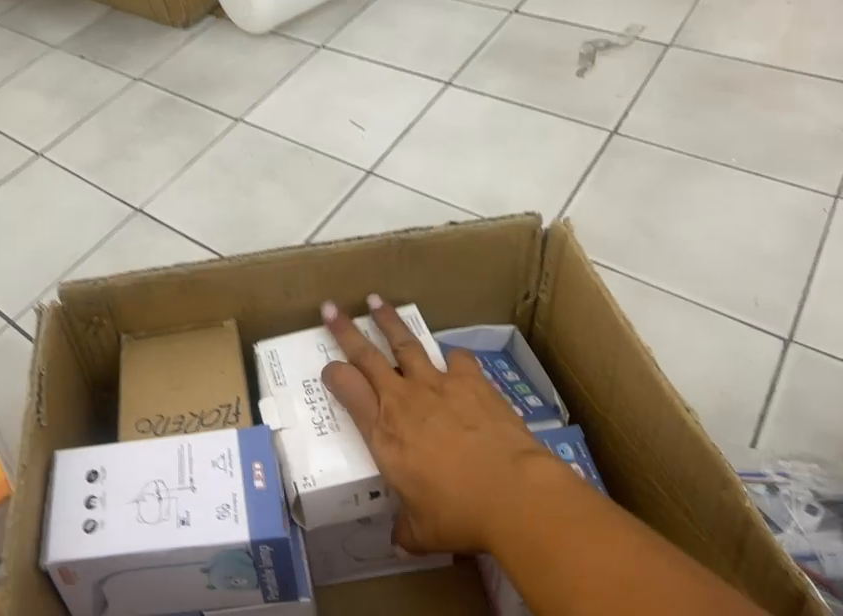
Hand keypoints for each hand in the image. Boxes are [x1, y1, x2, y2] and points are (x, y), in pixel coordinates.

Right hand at [319, 295, 554, 555]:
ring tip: (376, 302)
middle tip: (330, 308)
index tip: (328, 369)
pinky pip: (457, 360)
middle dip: (345, 329)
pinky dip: (452, 357)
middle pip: (365, 354)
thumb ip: (408, 528)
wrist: (514, 494)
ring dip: (389, 322)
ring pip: (405, 343)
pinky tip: (452, 356)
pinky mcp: (473, 383)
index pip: (345, 389)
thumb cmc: (459, 515)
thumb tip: (400, 540)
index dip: (332, 375)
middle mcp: (402, 398)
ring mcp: (438, 386)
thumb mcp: (424, 531)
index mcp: (382, 431)